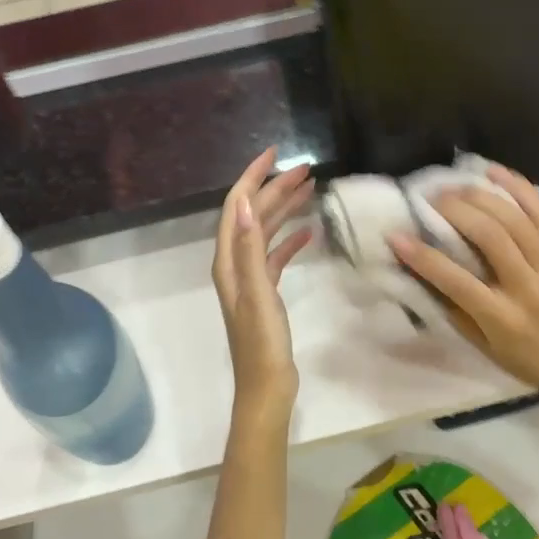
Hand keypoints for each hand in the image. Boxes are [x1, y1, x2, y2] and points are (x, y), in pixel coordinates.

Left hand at [214, 148, 315, 419]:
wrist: (266, 386)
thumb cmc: (262, 343)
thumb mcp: (258, 293)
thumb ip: (250, 249)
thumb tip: (245, 205)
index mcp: (229, 262)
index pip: (237, 208)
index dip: (252, 177)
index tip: (275, 153)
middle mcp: (235, 265)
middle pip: (253, 216)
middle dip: (275, 188)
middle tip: (306, 169)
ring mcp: (250, 280)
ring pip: (266, 233)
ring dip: (285, 210)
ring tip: (310, 190)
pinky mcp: (265, 293)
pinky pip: (276, 256)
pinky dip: (291, 240)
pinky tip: (309, 232)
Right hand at [388, 165, 538, 400]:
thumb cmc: (517, 355)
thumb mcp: (477, 342)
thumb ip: (450, 305)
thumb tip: (417, 269)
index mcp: (502, 318)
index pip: (458, 281)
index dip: (424, 257)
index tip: (395, 236)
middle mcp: (527, 287)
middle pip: (491, 237)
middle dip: (456, 212)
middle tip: (429, 201)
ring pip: (515, 218)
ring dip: (481, 197)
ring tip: (453, 188)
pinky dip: (517, 187)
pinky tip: (492, 171)